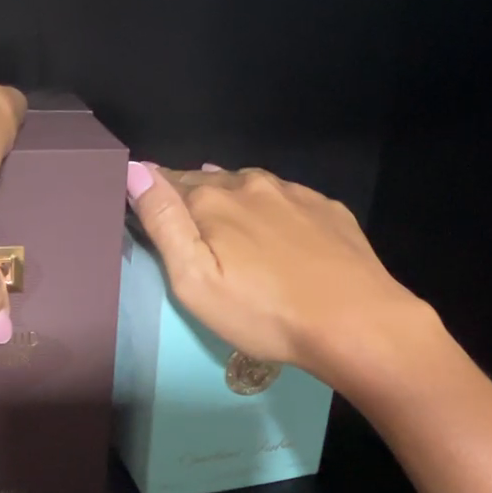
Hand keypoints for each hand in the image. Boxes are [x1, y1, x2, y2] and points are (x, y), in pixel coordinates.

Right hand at [124, 163, 438, 386]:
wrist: (356, 323)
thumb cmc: (263, 312)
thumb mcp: (195, 280)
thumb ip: (164, 222)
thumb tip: (136, 169)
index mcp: (212, 200)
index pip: (168, 182)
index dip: (154, 194)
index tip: (145, 210)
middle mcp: (251, 184)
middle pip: (209, 182)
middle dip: (193, 198)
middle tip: (188, 229)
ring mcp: (294, 194)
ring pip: (249, 187)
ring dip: (233, 201)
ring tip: (229, 228)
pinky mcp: (327, 209)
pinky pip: (287, 199)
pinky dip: (272, 210)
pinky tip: (277, 234)